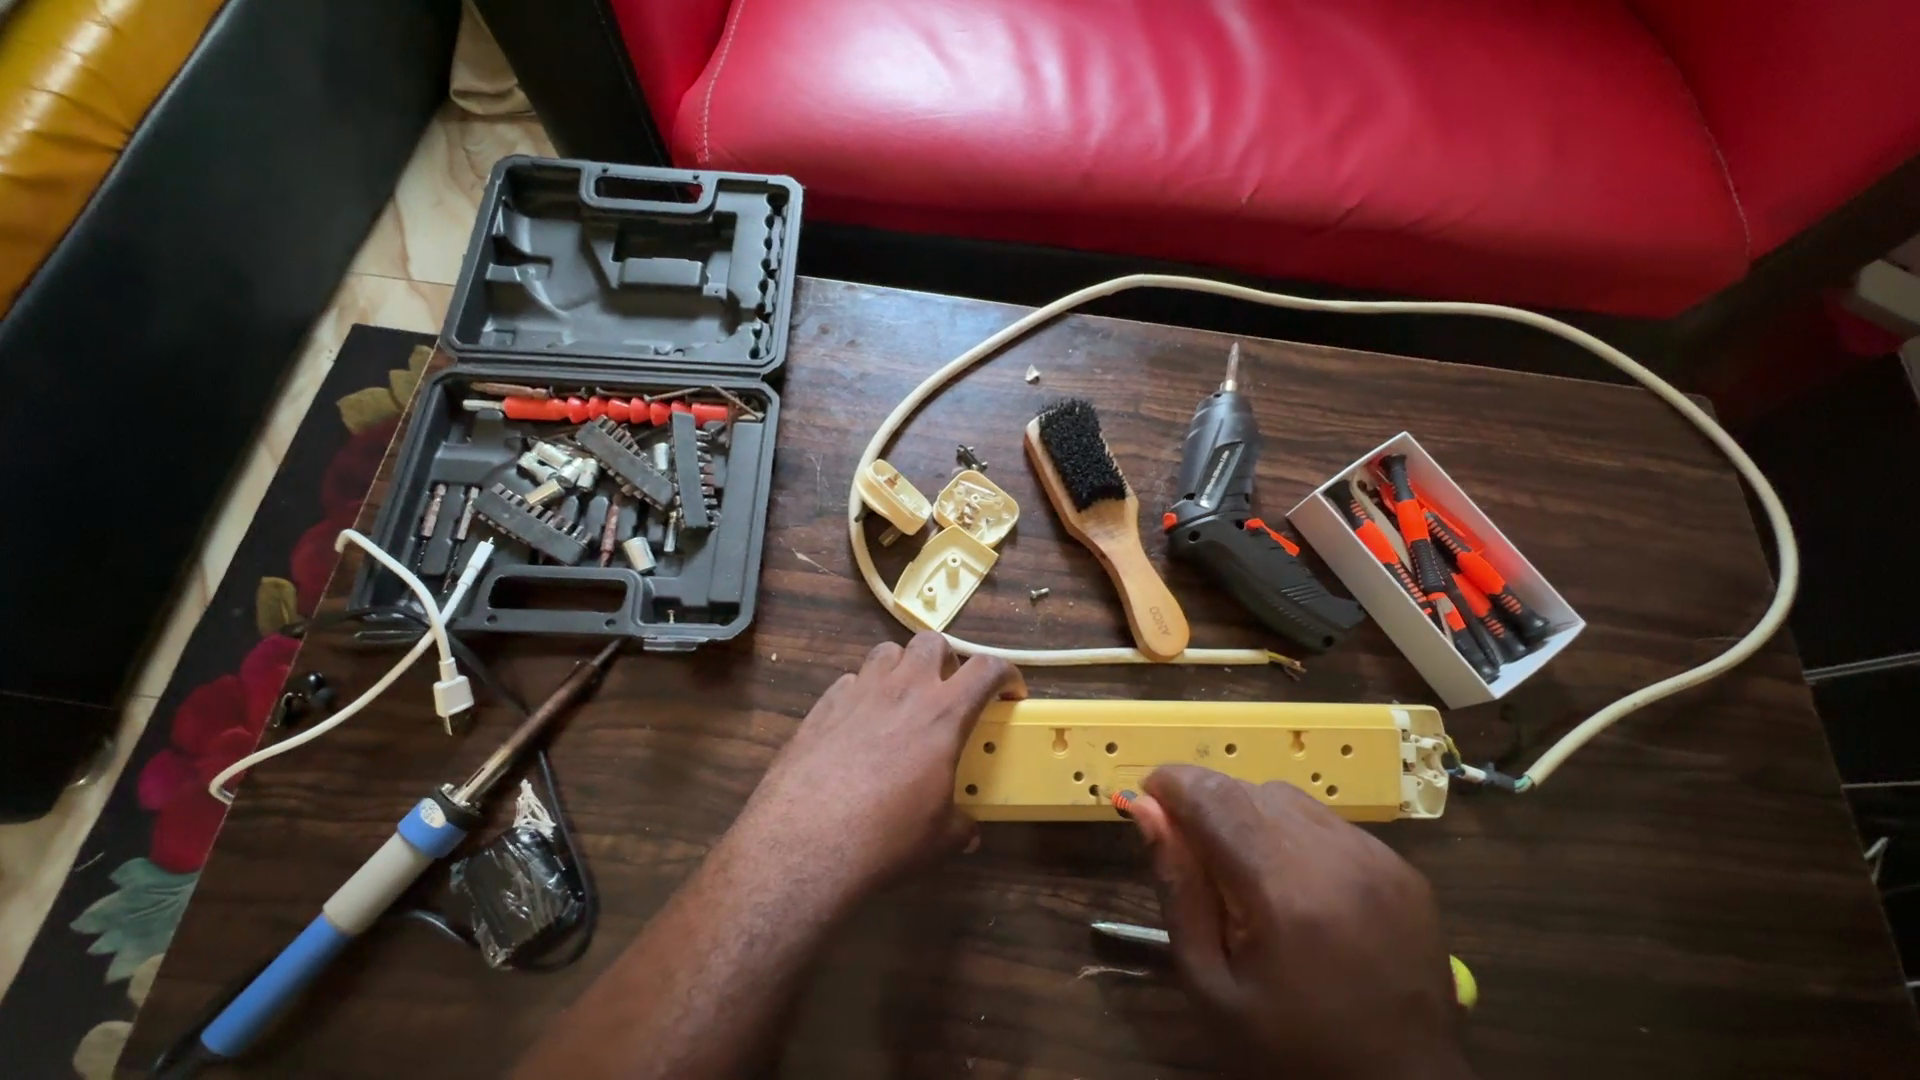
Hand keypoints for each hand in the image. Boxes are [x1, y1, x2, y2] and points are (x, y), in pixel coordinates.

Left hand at [736, 633, 1025, 898]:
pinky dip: (862, 694)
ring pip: (887, 652)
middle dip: (947, 661)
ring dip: (902, 668)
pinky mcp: (822, 706)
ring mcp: (858, 692)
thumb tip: (967, 833)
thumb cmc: (885, 837)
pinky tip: (858, 726)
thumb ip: (959, 827)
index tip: (1009, 693)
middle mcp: (903, 690)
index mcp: (943, 714)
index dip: (1006, 674)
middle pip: (933, 643)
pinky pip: (850, 681)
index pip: (986, 669)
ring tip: (902, 701)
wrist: (805, 841)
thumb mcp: (938, 839)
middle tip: (948, 695)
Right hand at [1129, 766, 1470, 1079]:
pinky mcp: (1401, 867)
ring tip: (1244, 867)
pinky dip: (1294, 833)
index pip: (1213, 797)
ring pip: (1289, 798)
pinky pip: (1329, 822)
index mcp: (1282, 890)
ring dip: (1251, 813)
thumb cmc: (1289, 1045)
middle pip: (1248, 790)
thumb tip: (1146, 811)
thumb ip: (1176, 889)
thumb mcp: (1210, 983)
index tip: (1148, 797)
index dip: (1172, 784)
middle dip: (1207, 802)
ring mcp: (1376, 858)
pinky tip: (1294, 881)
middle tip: (1191, 846)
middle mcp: (1334, 858)